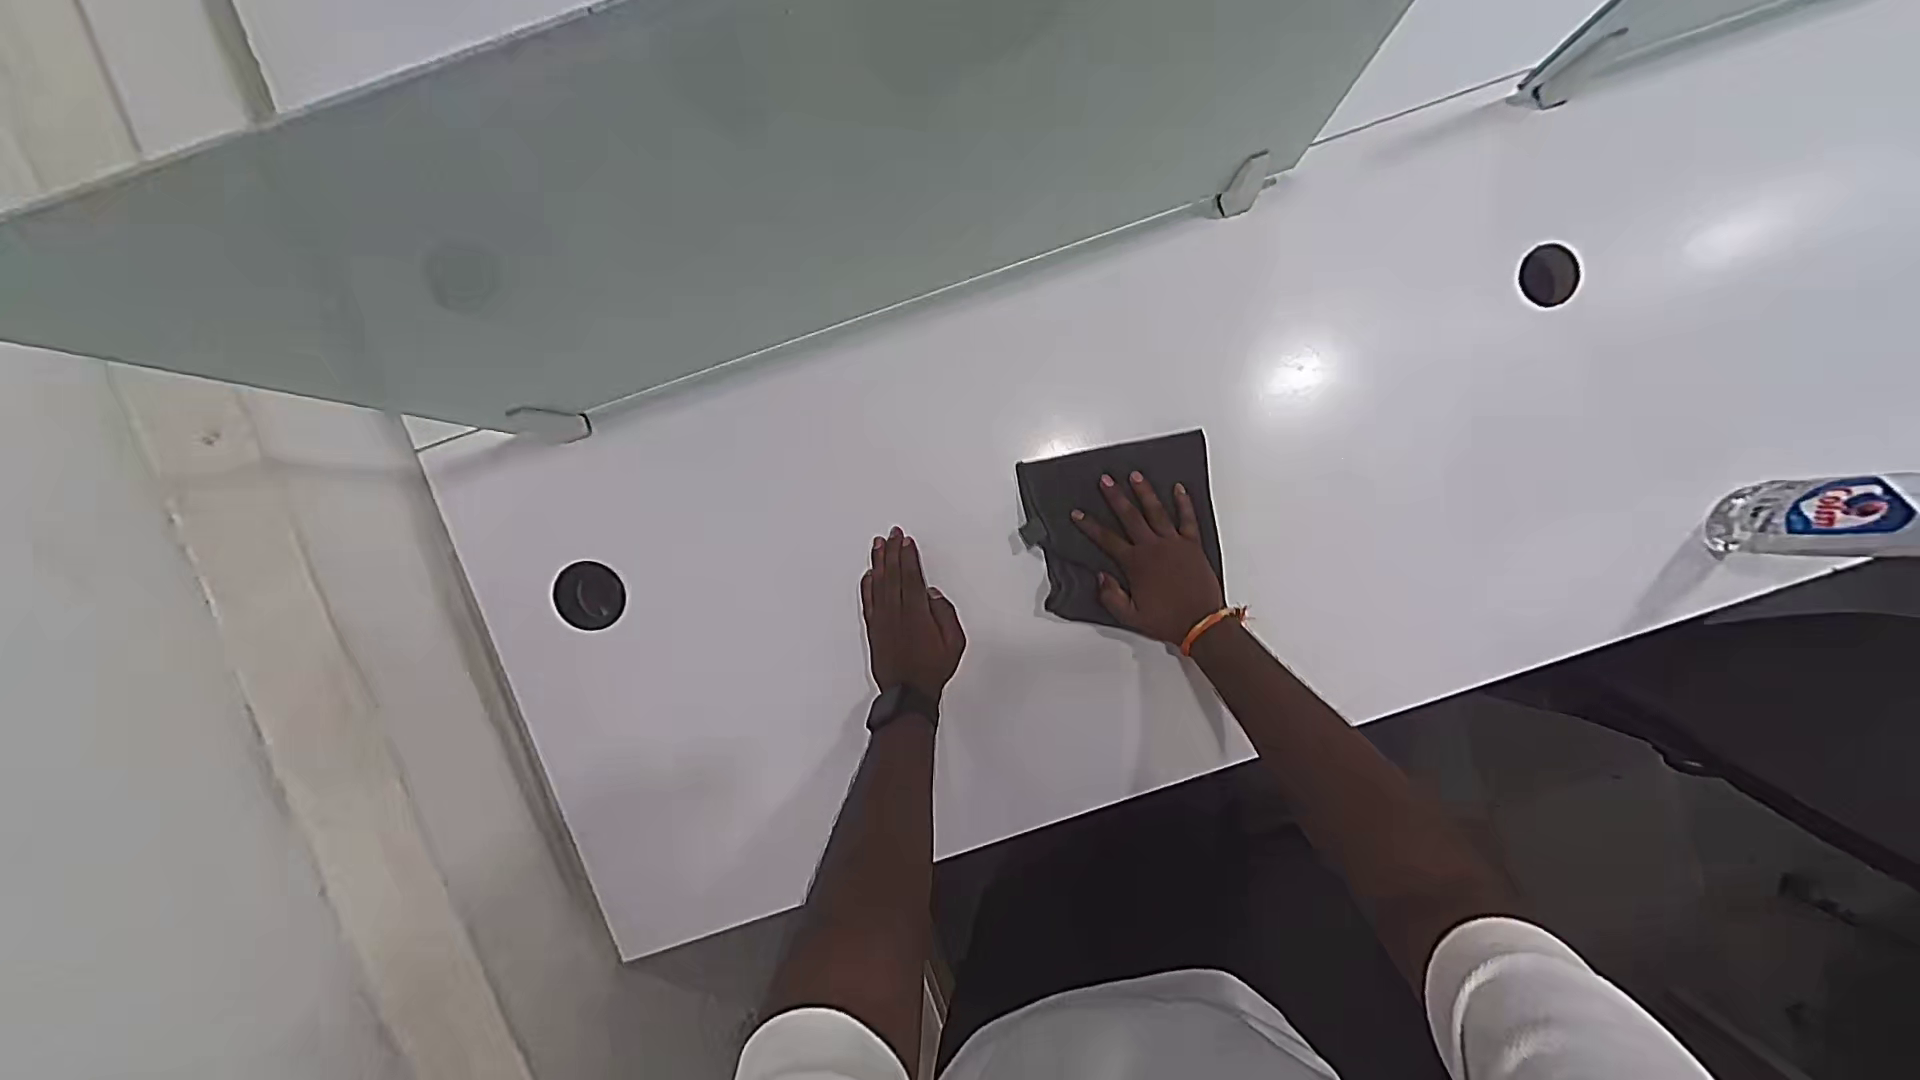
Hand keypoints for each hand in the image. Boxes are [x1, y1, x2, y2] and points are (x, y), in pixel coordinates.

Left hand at [862, 527, 965, 699]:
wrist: (907, 692)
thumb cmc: (931, 669)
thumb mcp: (954, 642)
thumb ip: (944, 614)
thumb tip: (932, 595)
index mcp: (916, 613)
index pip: (911, 576)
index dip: (908, 556)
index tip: (906, 541)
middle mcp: (896, 613)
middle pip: (894, 574)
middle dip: (893, 551)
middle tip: (893, 534)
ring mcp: (882, 620)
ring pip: (879, 583)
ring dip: (879, 561)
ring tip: (878, 544)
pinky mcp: (874, 629)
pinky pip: (868, 601)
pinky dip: (867, 585)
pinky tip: (869, 574)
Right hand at [1071, 471, 1225, 644]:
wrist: (1201, 624)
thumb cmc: (1167, 620)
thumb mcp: (1130, 615)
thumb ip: (1111, 596)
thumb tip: (1100, 576)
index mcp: (1136, 564)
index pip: (1107, 539)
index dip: (1090, 525)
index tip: (1077, 513)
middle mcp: (1153, 548)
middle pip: (1130, 516)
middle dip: (1115, 496)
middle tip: (1106, 480)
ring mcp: (1174, 543)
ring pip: (1156, 511)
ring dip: (1145, 492)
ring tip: (1135, 475)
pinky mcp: (1193, 545)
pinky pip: (1188, 519)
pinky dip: (1183, 503)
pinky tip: (1178, 488)